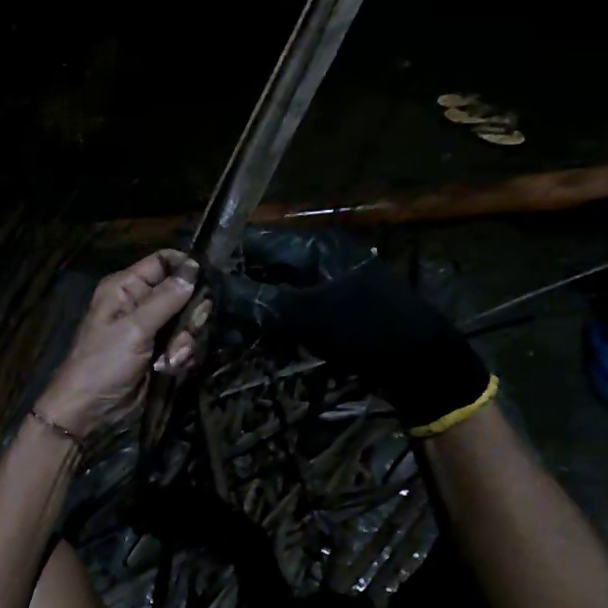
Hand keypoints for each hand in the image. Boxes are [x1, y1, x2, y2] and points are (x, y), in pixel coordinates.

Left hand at [35, 249, 207, 437]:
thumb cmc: (103, 363)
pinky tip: (170, 368)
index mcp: (125, 287)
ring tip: (171, 358)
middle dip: (190, 315)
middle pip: (183, 293)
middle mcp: (140, 302)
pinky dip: (182, 356)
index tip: (206, 283)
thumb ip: (165, 299)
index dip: (186, 268)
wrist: (90, 407)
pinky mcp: (159, 350)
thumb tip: (194, 268)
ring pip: (187, 321)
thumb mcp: (134, 328)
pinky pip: (184, 343)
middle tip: (187, 331)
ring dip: (185, 341)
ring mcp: (151, 328)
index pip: (163, 261)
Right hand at [216, 228, 495, 435]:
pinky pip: (278, 314)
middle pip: (258, 268)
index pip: (256, 241)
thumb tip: (209, 288)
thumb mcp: (309, 313)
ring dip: (241, 312)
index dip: (222, 256)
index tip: (190, 275)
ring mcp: (315, 290)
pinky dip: (259, 326)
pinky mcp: (317, 316)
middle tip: (199, 310)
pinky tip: (238, 340)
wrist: (417, 365)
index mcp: (314, 247)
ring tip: (214, 330)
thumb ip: (258, 300)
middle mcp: (311, 261)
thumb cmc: (367, 327)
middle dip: (228, 289)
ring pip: (265, 294)